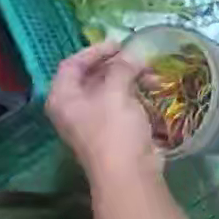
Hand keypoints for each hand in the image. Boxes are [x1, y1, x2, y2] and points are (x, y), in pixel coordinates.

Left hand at [46, 43, 159, 177]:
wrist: (129, 174)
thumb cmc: (114, 130)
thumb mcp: (116, 92)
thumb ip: (123, 68)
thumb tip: (133, 55)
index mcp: (63, 97)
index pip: (73, 64)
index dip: (95, 51)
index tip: (121, 44)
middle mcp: (74, 109)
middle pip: (92, 78)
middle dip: (119, 67)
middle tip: (141, 61)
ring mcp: (94, 123)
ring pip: (111, 93)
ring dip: (132, 82)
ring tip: (155, 80)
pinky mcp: (114, 135)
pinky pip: (123, 109)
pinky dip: (137, 99)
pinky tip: (154, 97)